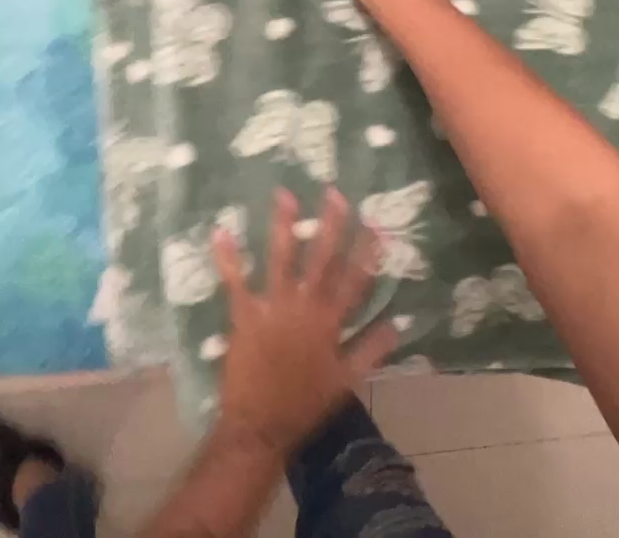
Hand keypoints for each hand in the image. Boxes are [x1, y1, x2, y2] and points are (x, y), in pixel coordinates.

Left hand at [211, 187, 398, 454]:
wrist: (260, 427)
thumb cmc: (305, 403)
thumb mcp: (347, 380)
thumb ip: (372, 349)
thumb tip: (397, 324)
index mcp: (331, 322)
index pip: (354, 279)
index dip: (366, 251)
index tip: (373, 222)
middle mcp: (305, 307)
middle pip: (321, 259)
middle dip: (330, 225)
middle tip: (334, 193)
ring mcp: (273, 308)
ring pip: (281, 259)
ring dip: (283, 226)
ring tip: (285, 194)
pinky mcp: (244, 315)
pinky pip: (235, 282)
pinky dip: (228, 257)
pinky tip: (221, 232)